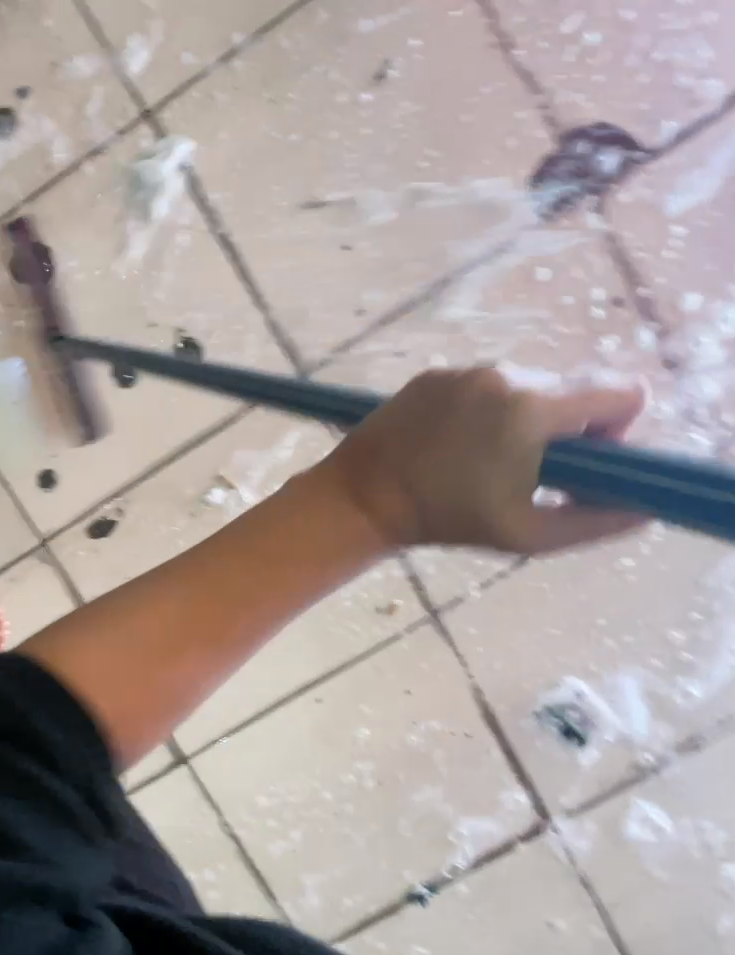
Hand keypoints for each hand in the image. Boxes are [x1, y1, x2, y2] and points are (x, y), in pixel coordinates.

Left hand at [317, 366, 648, 554]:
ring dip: (519, 417)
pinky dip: (480, 410)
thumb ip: (599, 521)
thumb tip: (644, 506)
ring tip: (480, 457)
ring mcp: (460, 373)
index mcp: (533, 407)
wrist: (357, 499)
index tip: (577, 460)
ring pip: (526, 386)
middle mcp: (501, 376)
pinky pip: (481, 386)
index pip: (621, 394)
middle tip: (522, 466)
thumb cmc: (442, 519)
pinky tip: (450, 443)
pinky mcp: (429, 377)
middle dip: (562, 426)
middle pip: (572, 390)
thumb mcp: (528, 534)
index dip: (612, 429)